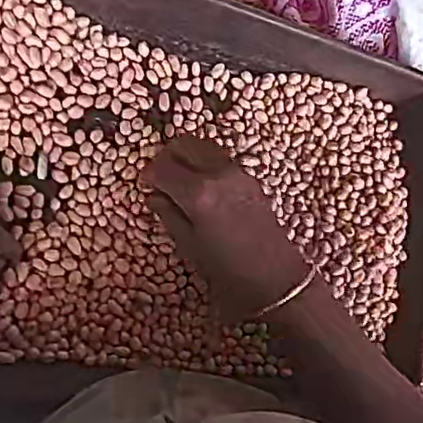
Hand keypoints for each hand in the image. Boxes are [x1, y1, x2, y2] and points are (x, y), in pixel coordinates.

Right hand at [141, 136, 311, 321]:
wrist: (276, 278)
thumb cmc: (229, 270)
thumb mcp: (190, 246)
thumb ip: (169, 215)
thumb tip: (154, 196)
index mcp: (198, 193)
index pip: (162, 166)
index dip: (149, 174)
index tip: (146, 185)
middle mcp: (219, 174)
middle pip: (183, 144)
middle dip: (167, 158)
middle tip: (160, 180)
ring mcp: (238, 173)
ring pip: (203, 147)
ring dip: (187, 157)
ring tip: (181, 185)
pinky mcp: (251, 178)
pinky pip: (221, 159)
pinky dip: (206, 165)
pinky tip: (203, 190)